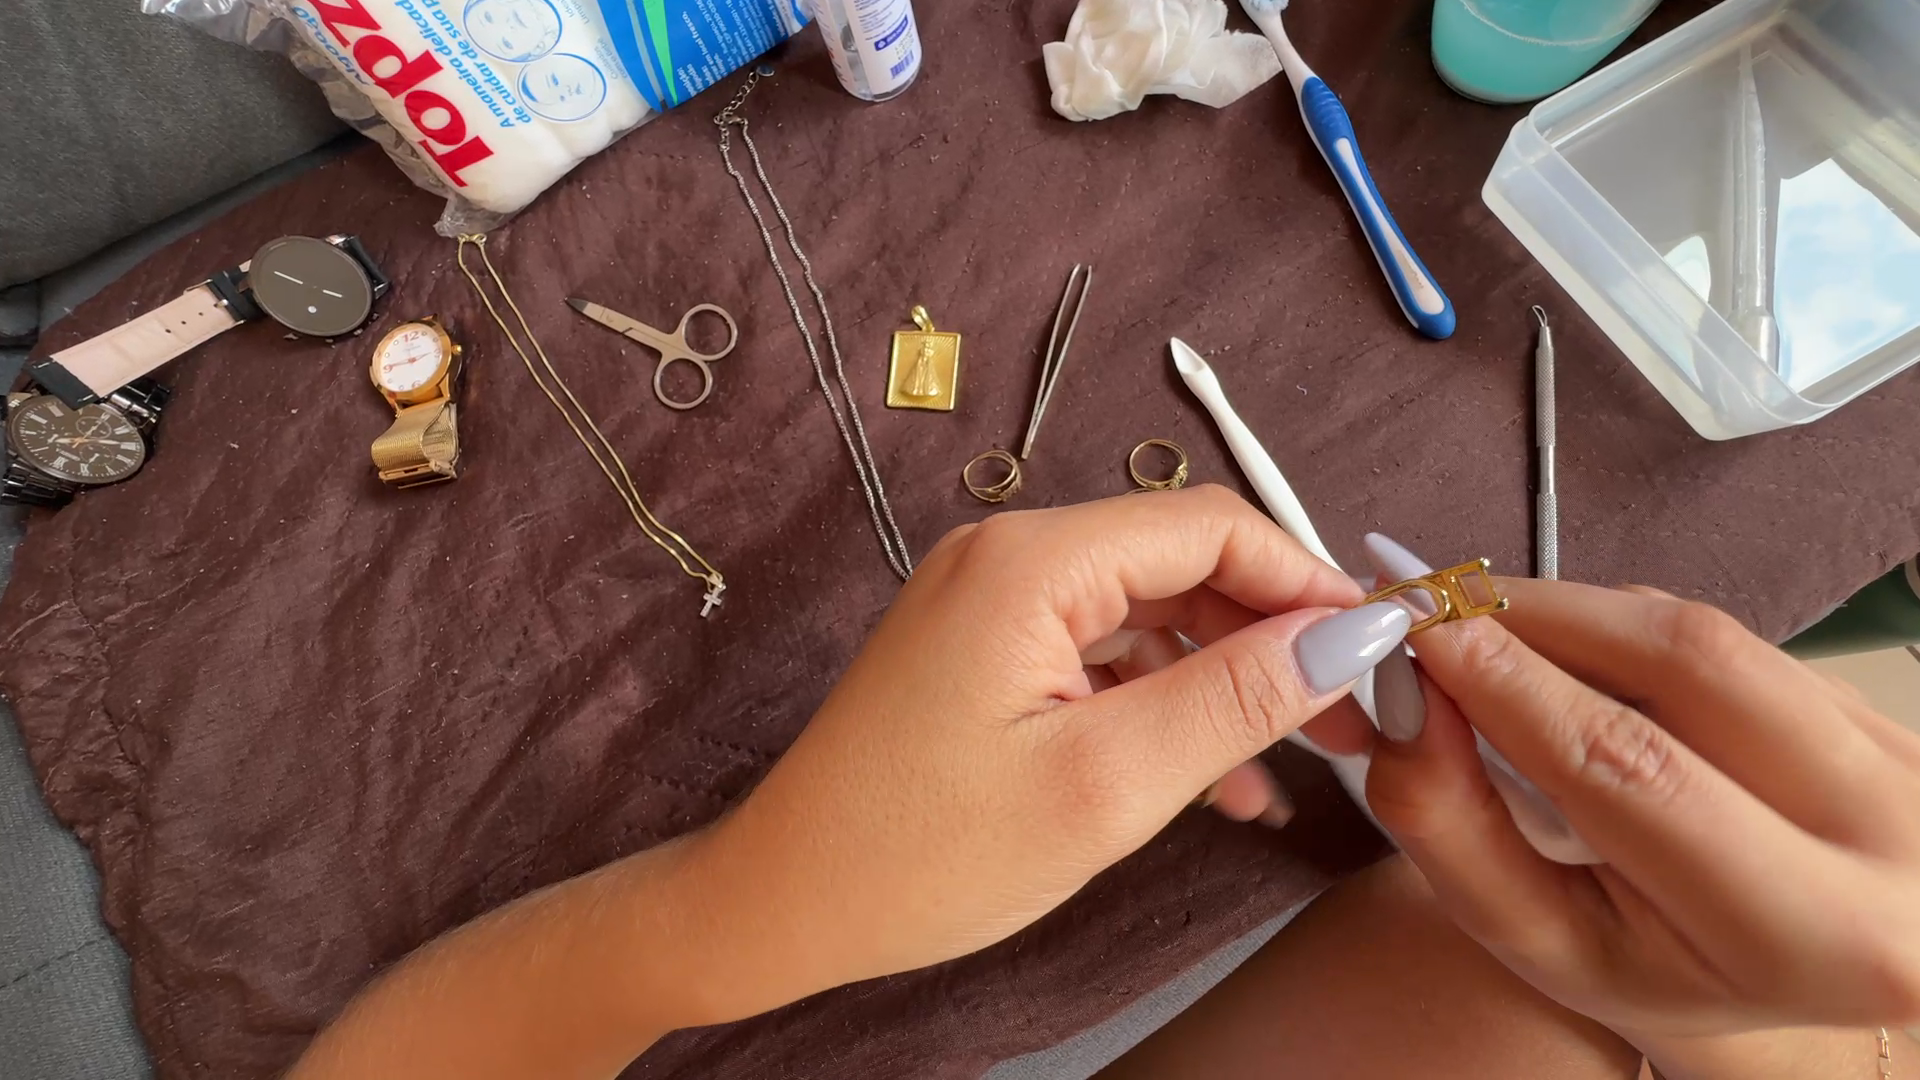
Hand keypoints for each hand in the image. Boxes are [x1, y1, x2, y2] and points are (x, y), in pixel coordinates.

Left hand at [684, 486, 1407, 1015]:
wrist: (793, 895)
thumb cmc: (927, 851)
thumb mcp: (1105, 782)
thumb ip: (1234, 696)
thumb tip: (1344, 635)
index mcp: (1029, 560)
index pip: (1205, 527)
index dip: (1303, 578)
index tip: (1375, 646)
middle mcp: (1006, 555)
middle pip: (1174, 564)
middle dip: (1266, 633)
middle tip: (1344, 718)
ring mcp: (990, 597)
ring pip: (1141, 612)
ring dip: (1216, 675)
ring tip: (1288, 758)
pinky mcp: (984, 642)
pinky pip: (1093, 650)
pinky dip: (1154, 697)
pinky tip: (1207, 772)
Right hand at [1359, 535, 1919, 1036]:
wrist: (1762, 965)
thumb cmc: (1630, 959)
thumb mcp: (1515, 921)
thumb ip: (1440, 813)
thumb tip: (1404, 690)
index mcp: (1810, 933)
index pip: (1622, 763)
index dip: (1496, 673)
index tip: (1403, 618)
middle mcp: (1905, 838)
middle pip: (1686, 660)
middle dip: (1527, 612)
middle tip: (1425, 601)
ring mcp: (1909, 759)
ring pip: (1698, 631)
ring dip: (1557, 609)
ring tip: (1472, 631)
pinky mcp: (1876, 706)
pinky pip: (1713, 631)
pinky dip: (1602, 622)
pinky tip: (1552, 657)